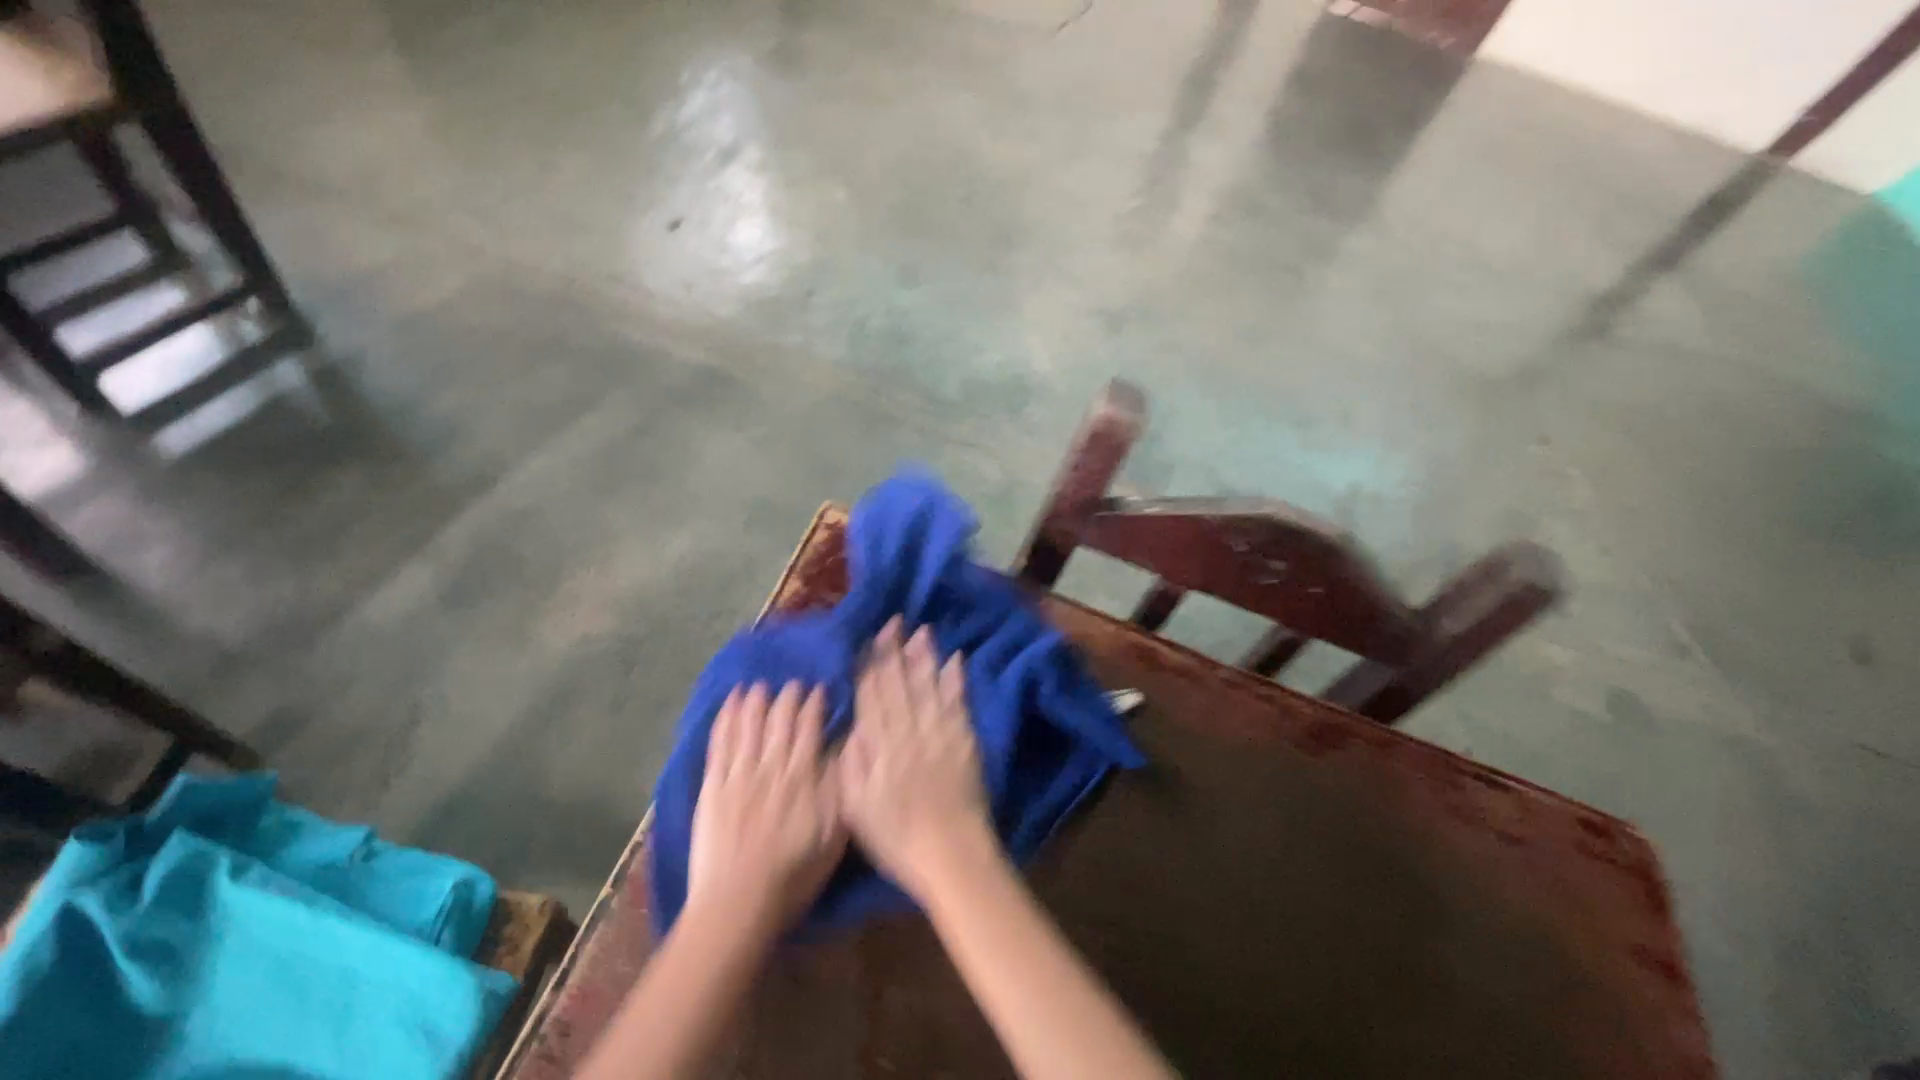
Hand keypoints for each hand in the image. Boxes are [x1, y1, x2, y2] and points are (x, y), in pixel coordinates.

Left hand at [687, 681, 846, 931]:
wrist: (738, 903)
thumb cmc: (794, 876)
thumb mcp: (834, 835)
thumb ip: (839, 788)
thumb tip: (844, 749)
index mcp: (804, 778)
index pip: (810, 729)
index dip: (815, 705)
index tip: (819, 688)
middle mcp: (771, 768)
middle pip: (780, 722)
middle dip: (788, 698)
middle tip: (793, 684)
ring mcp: (738, 775)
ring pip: (748, 725)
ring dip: (755, 702)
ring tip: (760, 685)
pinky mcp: (713, 786)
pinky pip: (720, 742)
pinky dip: (725, 718)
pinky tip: (729, 703)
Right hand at [840, 618, 994, 899]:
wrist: (950, 855)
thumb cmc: (895, 838)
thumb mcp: (854, 806)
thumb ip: (849, 762)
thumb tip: (848, 726)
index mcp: (879, 746)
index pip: (872, 696)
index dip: (870, 666)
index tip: (870, 639)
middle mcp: (908, 731)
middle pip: (900, 684)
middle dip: (896, 652)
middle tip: (895, 622)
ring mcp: (940, 734)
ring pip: (929, 687)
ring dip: (925, 658)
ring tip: (921, 631)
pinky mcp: (966, 744)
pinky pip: (958, 704)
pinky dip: (956, 682)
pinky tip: (954, 661)